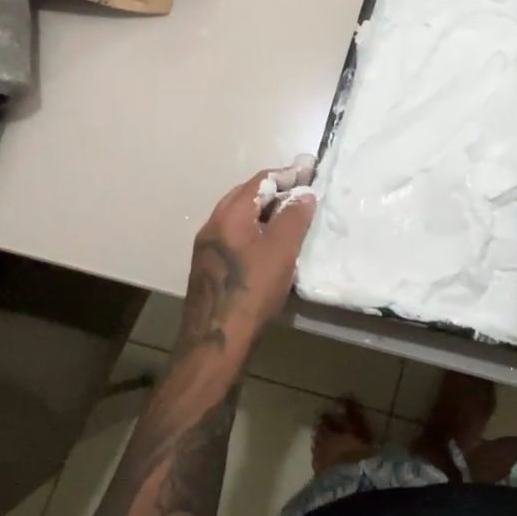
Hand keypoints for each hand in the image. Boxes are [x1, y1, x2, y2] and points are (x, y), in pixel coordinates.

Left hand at [174, 160, 317, 361]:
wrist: (215, 344)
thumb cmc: (251, 292)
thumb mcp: (281, 251)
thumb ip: (294, 217)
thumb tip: (303, 193)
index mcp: (229, 216)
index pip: (260, 181)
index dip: (286, 174)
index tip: (309, 170)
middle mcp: (212, 226)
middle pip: (245, 196)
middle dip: (274, 190)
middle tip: (302, 192)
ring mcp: (207, 249)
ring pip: (239, 218)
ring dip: (264, 212)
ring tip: (290, 217)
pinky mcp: (208, 269)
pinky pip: (235, 237)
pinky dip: (255, 231)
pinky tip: (270, 245)